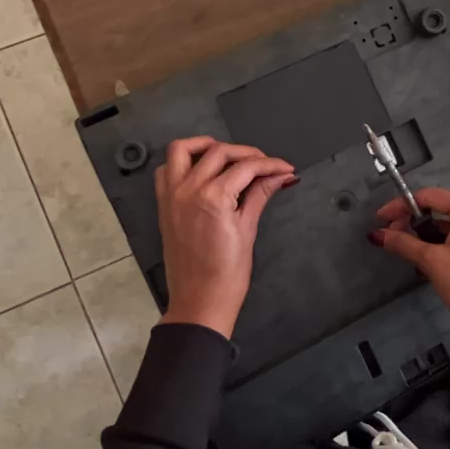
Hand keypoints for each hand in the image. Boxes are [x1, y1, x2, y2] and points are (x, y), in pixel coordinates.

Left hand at [155, 137, 295, 338]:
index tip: (286, 169)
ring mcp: (172, 196)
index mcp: (213, 197)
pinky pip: (165, 171)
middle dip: (247, 153)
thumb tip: (279, 176)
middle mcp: (188, 190)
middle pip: (219, 152)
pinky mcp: (163, 205)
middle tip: (266, 165)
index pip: (247, 167)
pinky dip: (182, 163)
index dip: (271, 165)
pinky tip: (202, 170)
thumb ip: (260, 195)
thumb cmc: (228, 274)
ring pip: (183, 150)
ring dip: (206, 146)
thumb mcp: (248, 230)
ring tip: (229, 155)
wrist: (200, 302)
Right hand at [371, 187, 449, 352]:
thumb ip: (403, 243)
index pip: (429, 196)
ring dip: (421, 236)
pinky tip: (421, 262)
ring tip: (403, 250)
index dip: (401, 205)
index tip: (381, 218)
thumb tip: (378, 234)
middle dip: (411, 222)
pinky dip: (435, 246)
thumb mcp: (432, 261)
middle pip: (436, 209)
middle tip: (389, 236)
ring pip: (442, 226)